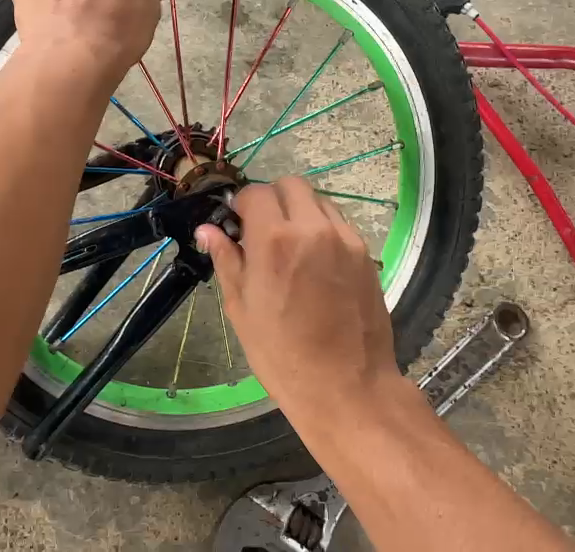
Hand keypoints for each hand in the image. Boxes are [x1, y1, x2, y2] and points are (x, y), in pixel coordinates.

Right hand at [196, 178, 401, 421]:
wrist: (347, 387)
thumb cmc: (283, 355)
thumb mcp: (242, 309)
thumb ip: (226, 260)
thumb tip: (208, 230)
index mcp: (274, 239)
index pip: (256, 192)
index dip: (243, 204)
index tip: (239, 224)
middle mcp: (312, 228)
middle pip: (291, 185)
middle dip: (274, 199)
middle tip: (265, 230)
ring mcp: (345, 239)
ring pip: (319, 200)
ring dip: (301, 211)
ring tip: (293, 247)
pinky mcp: (366, 254)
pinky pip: (340, 224)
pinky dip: (324, 229)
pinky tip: (317, 263)